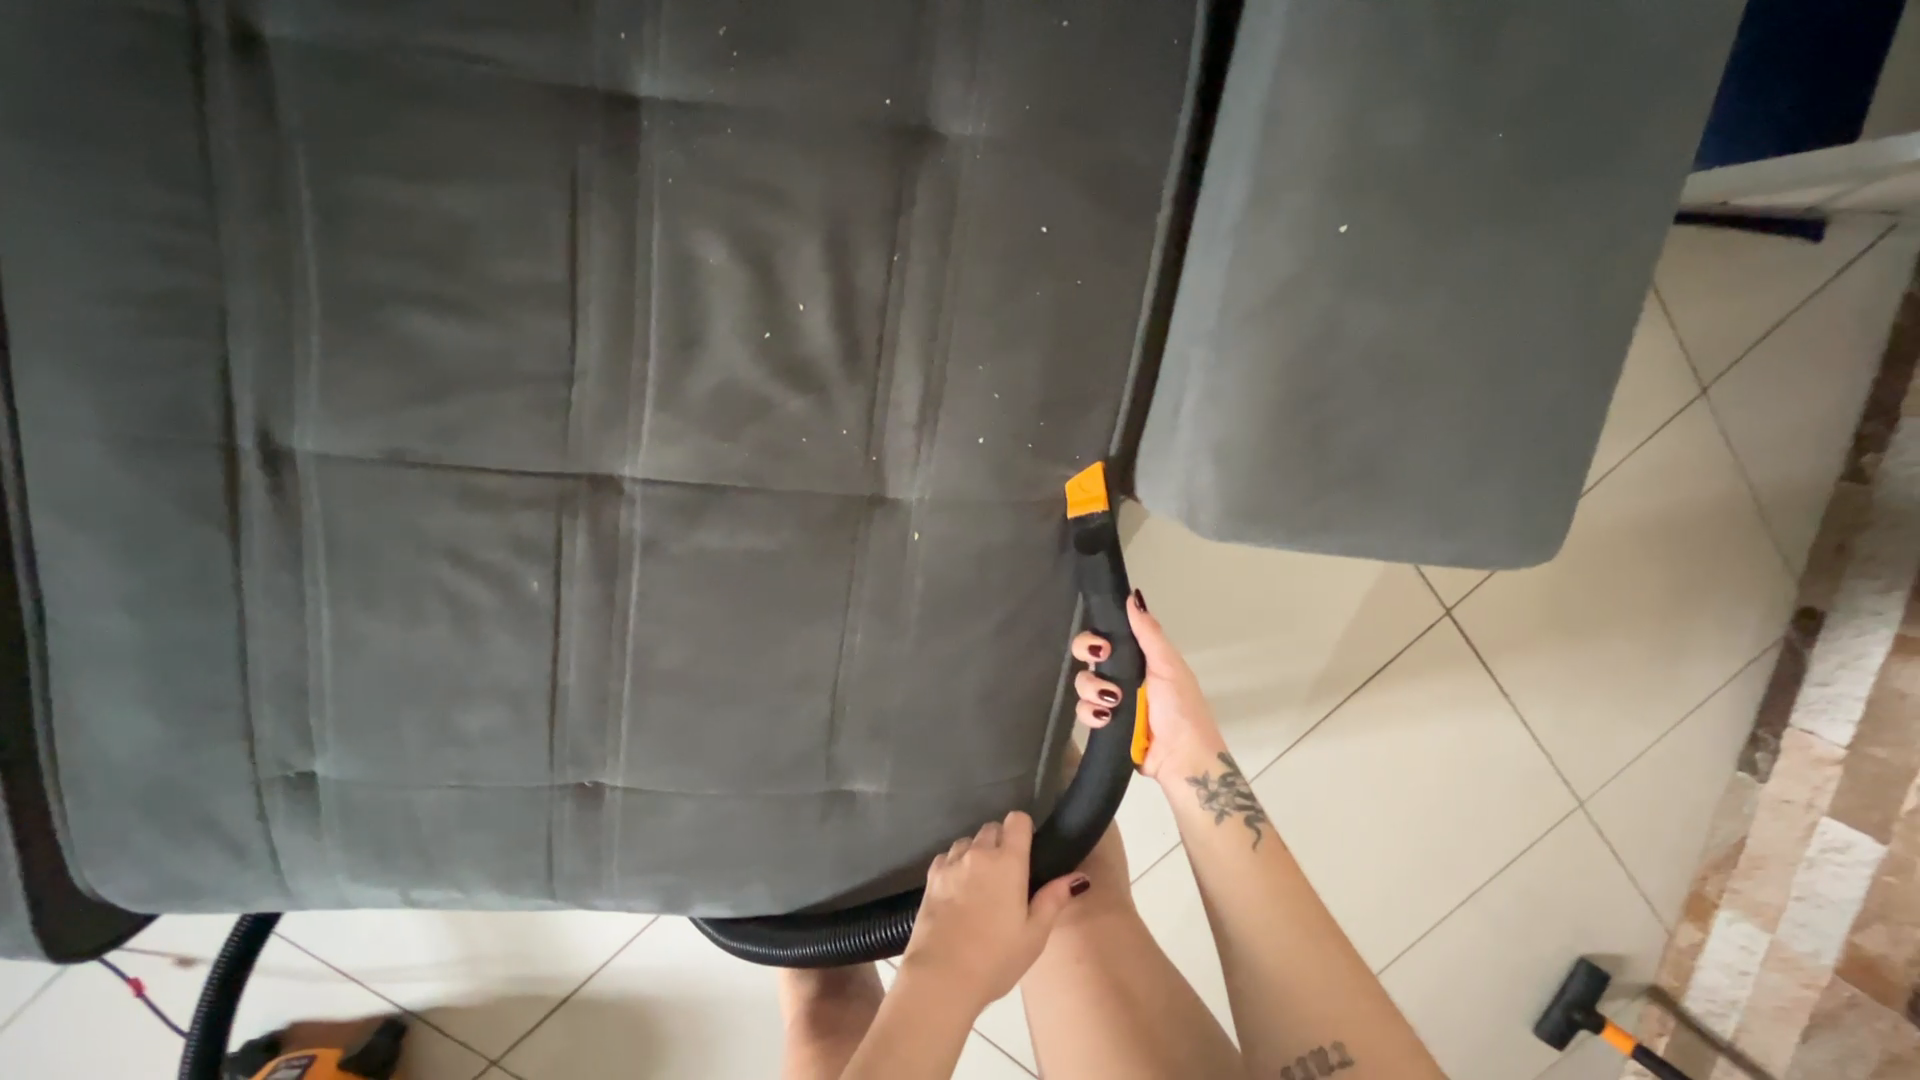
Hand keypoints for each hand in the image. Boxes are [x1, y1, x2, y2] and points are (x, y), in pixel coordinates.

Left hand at [900, 811, 1088, 1010]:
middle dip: (1001, 842)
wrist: (940, 977)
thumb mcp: (1034, 935)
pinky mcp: (930, 878)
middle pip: (991, 829)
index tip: (1027, 850)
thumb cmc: (995, 958)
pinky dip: (955, 866)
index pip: (1016, 820)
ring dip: (976, 853)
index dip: (1023, 829)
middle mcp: (978, 854)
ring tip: (981, 883)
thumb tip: (1076, 877)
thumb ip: (1053, 900)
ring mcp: (950, 864)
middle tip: (1007, 875)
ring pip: (967, 842)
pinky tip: (958, 890)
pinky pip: (946, 858)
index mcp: (1007, 862)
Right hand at [1071, 591, 1227, 783]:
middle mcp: (1123, 677)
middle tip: (1100, 664)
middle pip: (1087, 657)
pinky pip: (1084, 712)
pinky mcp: (1104, 726)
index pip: (1107, 637)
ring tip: (1113, 703)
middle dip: (1088, 658)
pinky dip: (1092, 714)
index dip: (1097, 636)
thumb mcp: (1169, 666)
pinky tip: (1106, 719)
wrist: (1181, 759)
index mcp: (1140, 659)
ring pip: (1082, 684)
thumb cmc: (1182, 709)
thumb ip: (1149, 633)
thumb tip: (1133, 596)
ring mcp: (1112, 702)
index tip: (1102, 646)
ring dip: (1094, 691)